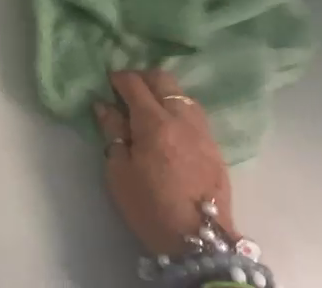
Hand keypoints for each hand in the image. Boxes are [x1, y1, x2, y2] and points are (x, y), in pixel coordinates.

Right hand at [94, 70, 233, 255]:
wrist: (200, 243)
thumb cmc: (149, 206)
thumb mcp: (118, 170)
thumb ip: (113, 132)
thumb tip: (105, 106)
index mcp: (154, 124)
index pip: (134, 84)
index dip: (117, 78)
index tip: (107, 83)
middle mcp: (182, 121)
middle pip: (164, 81)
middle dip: (143, 78)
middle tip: (126, 90)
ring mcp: (204, 135)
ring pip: (184, 96)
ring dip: (164, 94)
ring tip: (148, 108)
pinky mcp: (216, 150)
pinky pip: (196, 116)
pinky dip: (179, 111)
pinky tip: (169, 127)